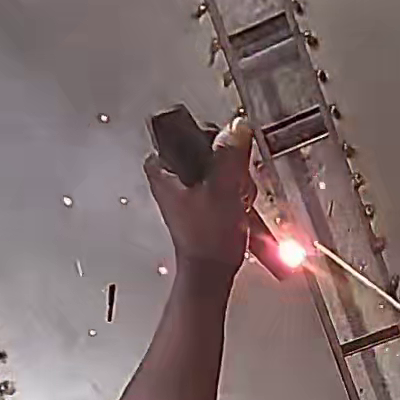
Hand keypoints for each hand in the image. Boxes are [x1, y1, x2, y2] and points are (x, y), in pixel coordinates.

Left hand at [145, 116, 254, 280]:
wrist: (212, 271)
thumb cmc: (207, 239)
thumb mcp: (223, 189)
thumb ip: (230, 155)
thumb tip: (238, 127)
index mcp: (162, 165)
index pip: (194, 132)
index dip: (219, 146)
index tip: (229, 162)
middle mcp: (170, 174)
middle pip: (212, 150)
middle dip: (232, 168)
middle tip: (233, 188)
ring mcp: (186, 189)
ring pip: (222, 168)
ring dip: (237, 183)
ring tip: (235, 203)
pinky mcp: (201, 202)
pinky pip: (226, 184)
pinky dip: (236, 194)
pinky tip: (237, 209)